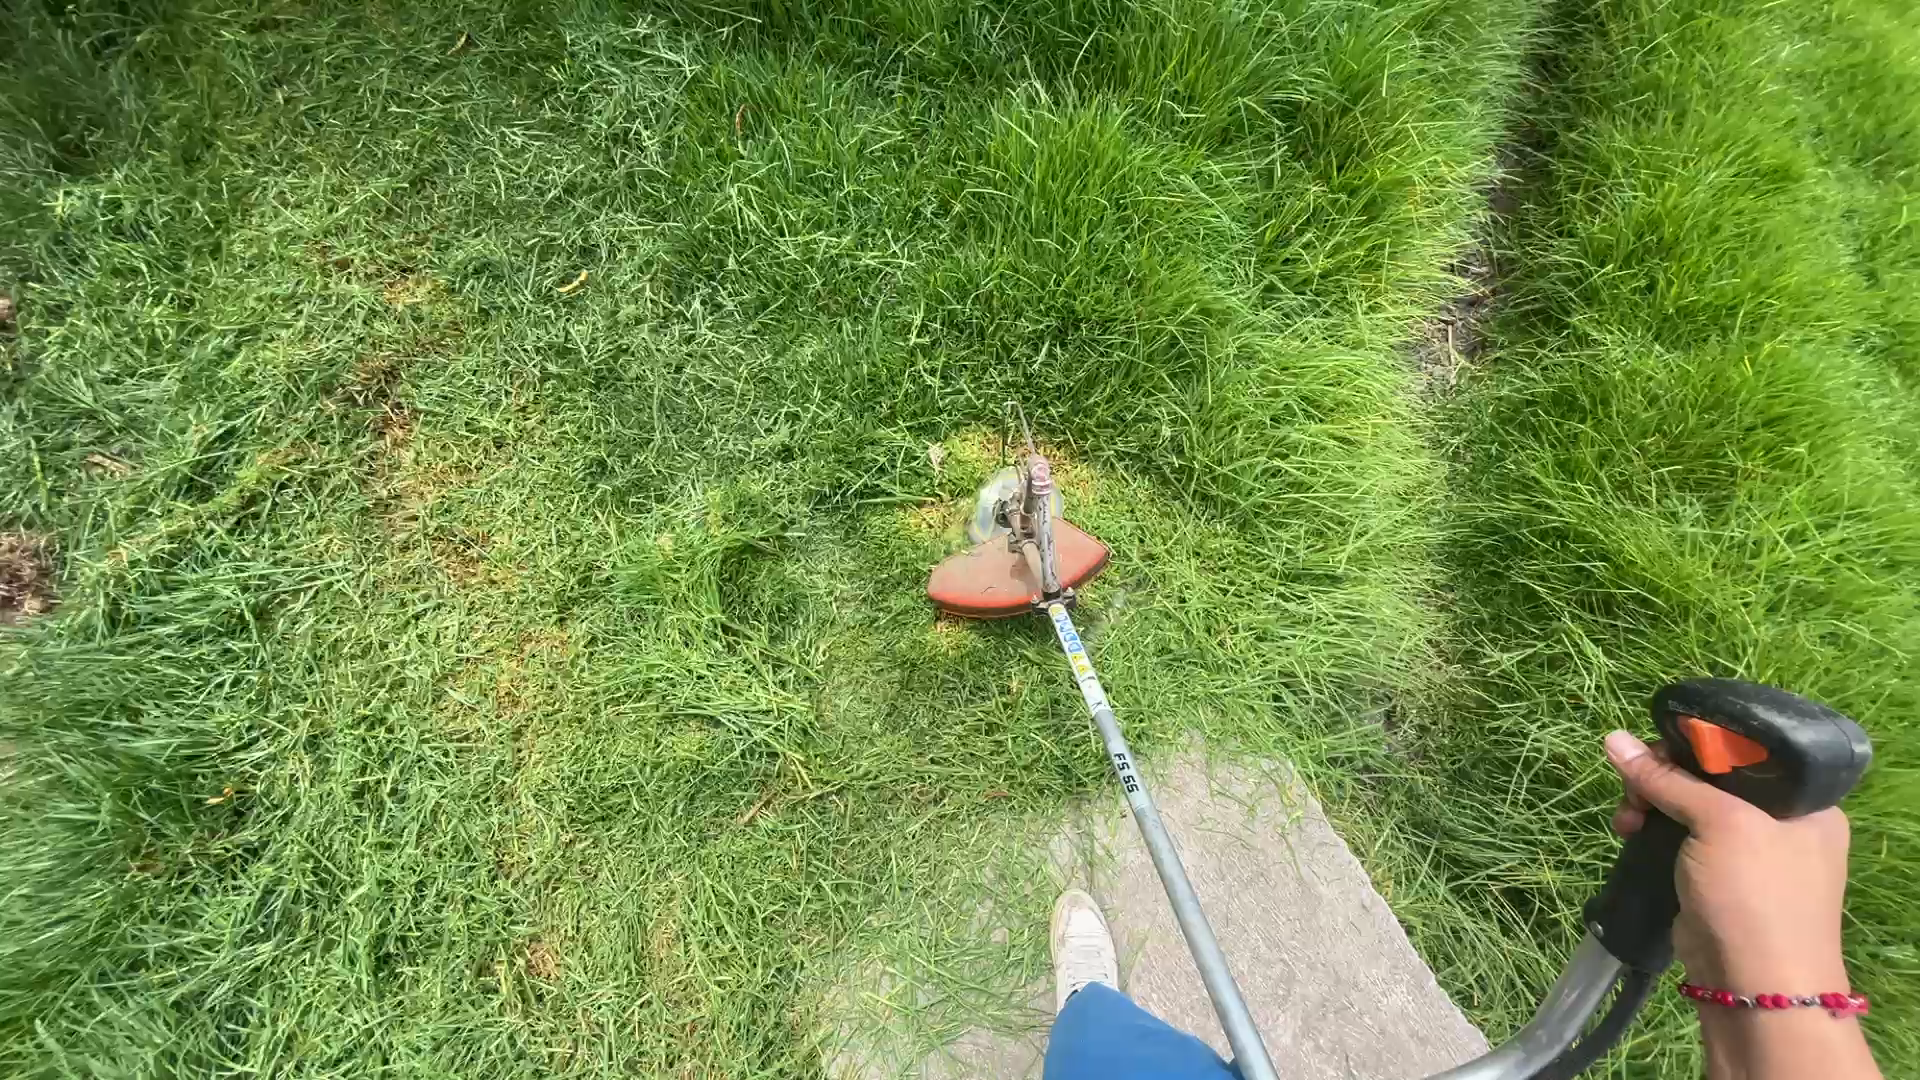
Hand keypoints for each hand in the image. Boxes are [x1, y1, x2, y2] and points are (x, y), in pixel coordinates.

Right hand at [1604, 729, 1849, 989]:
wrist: (1753, 978)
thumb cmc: (1754, 893)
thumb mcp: (1718, 824)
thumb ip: (1668, 779)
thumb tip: (1612, 738)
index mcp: (1804, 803)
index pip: (1740, 750)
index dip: (1692, 746)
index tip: (1655, 759)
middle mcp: (1778, 819)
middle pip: (1701, 773)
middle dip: (1657, 778)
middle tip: (1634, 796)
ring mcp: (1744, 845)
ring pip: (1679, 798)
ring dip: (1644, 801)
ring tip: (1627, 822)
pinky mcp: (1712, 865)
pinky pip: (1672, 826)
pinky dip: (1647, 823)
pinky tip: (1630, 831)